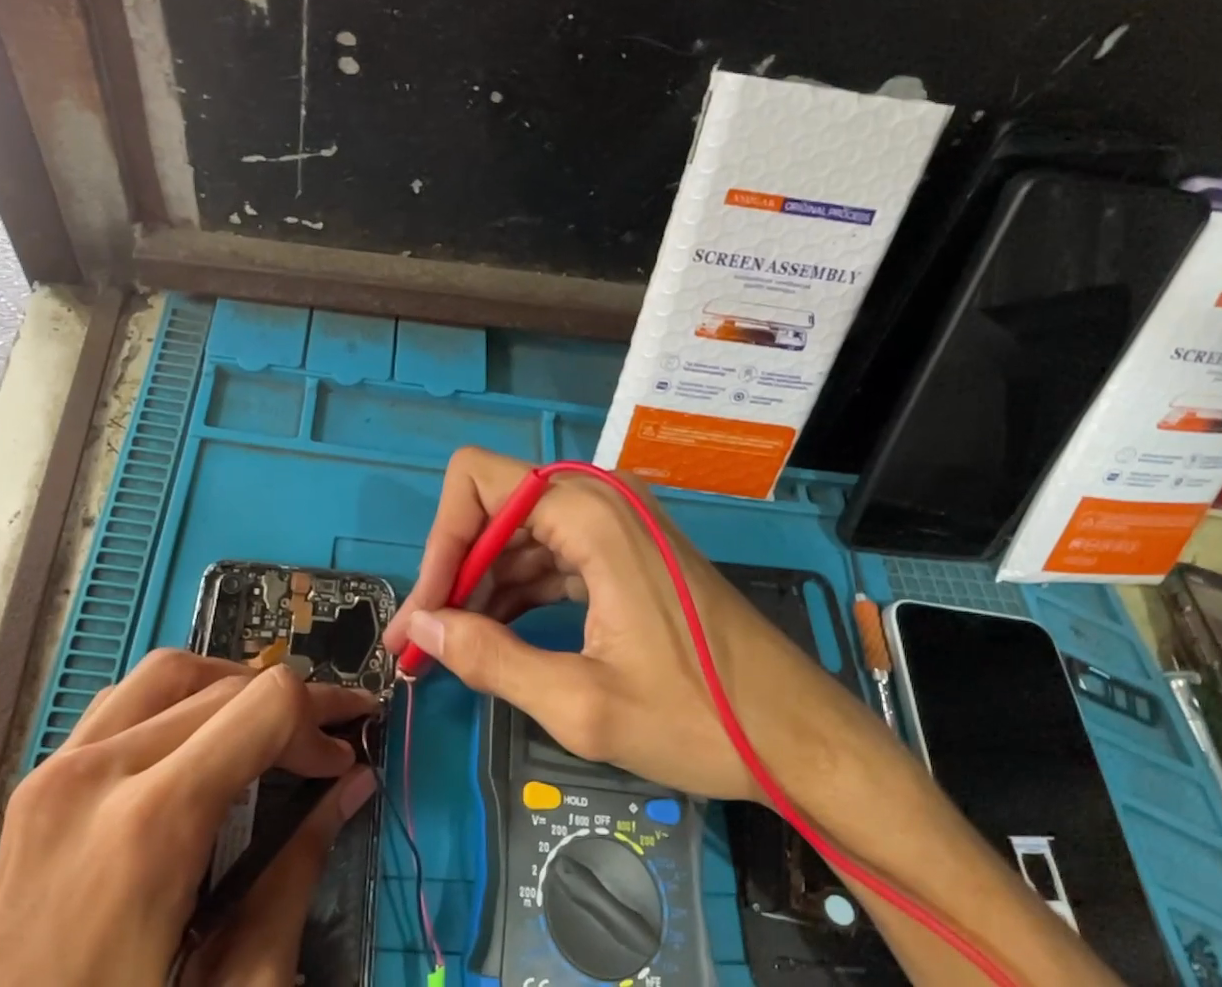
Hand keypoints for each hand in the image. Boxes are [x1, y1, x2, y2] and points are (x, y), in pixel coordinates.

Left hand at [0, 650, 379, 986]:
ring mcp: (53, 775)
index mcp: (150, 825)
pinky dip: (173, 704)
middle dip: (289, 704)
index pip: (263, 706)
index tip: (344, 760)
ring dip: (229, 689)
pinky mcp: (34, 788)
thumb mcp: (237, 981)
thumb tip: (349, 788)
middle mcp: (95, 776)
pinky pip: (117, 706)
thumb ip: (296, 872)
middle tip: (325, 744)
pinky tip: (196, 747)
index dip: (321, 721)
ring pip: (164, 674)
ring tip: (268, 732)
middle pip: (220, 684)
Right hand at [386, 447, 855, 802]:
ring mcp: (620, 527)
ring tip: (449, 649)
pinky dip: (517, 592)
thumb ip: (491, 659)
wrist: (798, 737)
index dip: (440, 544)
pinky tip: (495, 636)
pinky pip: (552, 555)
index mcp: (591, 515)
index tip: (426, 615)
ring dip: (480, 586)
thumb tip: (423, 630)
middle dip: (453, 571)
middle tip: (423, 642)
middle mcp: (603, 501)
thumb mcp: (582, 704)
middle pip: (494, 507)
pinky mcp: (629, 555)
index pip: (478, 484)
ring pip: (520, 534)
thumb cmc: (700, 718)